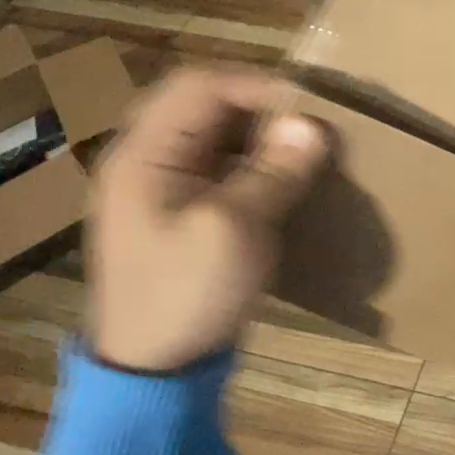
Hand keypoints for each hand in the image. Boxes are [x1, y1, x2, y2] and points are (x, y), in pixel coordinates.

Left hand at [87, 67, 328, 372]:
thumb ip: (273, 172)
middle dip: (260, 106)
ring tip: (304, 147)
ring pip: (213, 135)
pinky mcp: (179, 214)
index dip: (256, 84)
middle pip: (202, 105)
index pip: (198, 86)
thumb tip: (310, 125)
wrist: (153, 370)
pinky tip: (284, 178)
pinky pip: (218, 167)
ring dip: (259, 134)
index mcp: (143, 155)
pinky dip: (254, 162)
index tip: (309, 105)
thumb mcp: (235, 229)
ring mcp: (159, 189)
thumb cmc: (186, 294)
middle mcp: (145, 161)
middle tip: (310, 122)